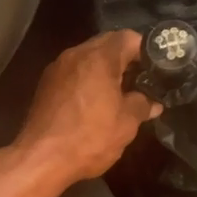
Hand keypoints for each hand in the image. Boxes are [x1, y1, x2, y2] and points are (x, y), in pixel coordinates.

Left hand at [14, 29, 159, 183]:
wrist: (40, 158)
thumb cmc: (89, 137)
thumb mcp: (126, 124)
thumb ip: (142, 105)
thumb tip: (153, 102)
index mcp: (99, 58)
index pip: (128, 37)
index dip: (146, 48)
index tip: (156, 66)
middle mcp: (76, 54)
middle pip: (106, 43)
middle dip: (125, 57)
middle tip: (141, 77)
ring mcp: (58, 67)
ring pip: (88, 56)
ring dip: (105, 68)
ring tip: (120, 90)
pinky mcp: (46, 83)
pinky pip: (74, 70)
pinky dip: (87, 78)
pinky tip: (95, 100)